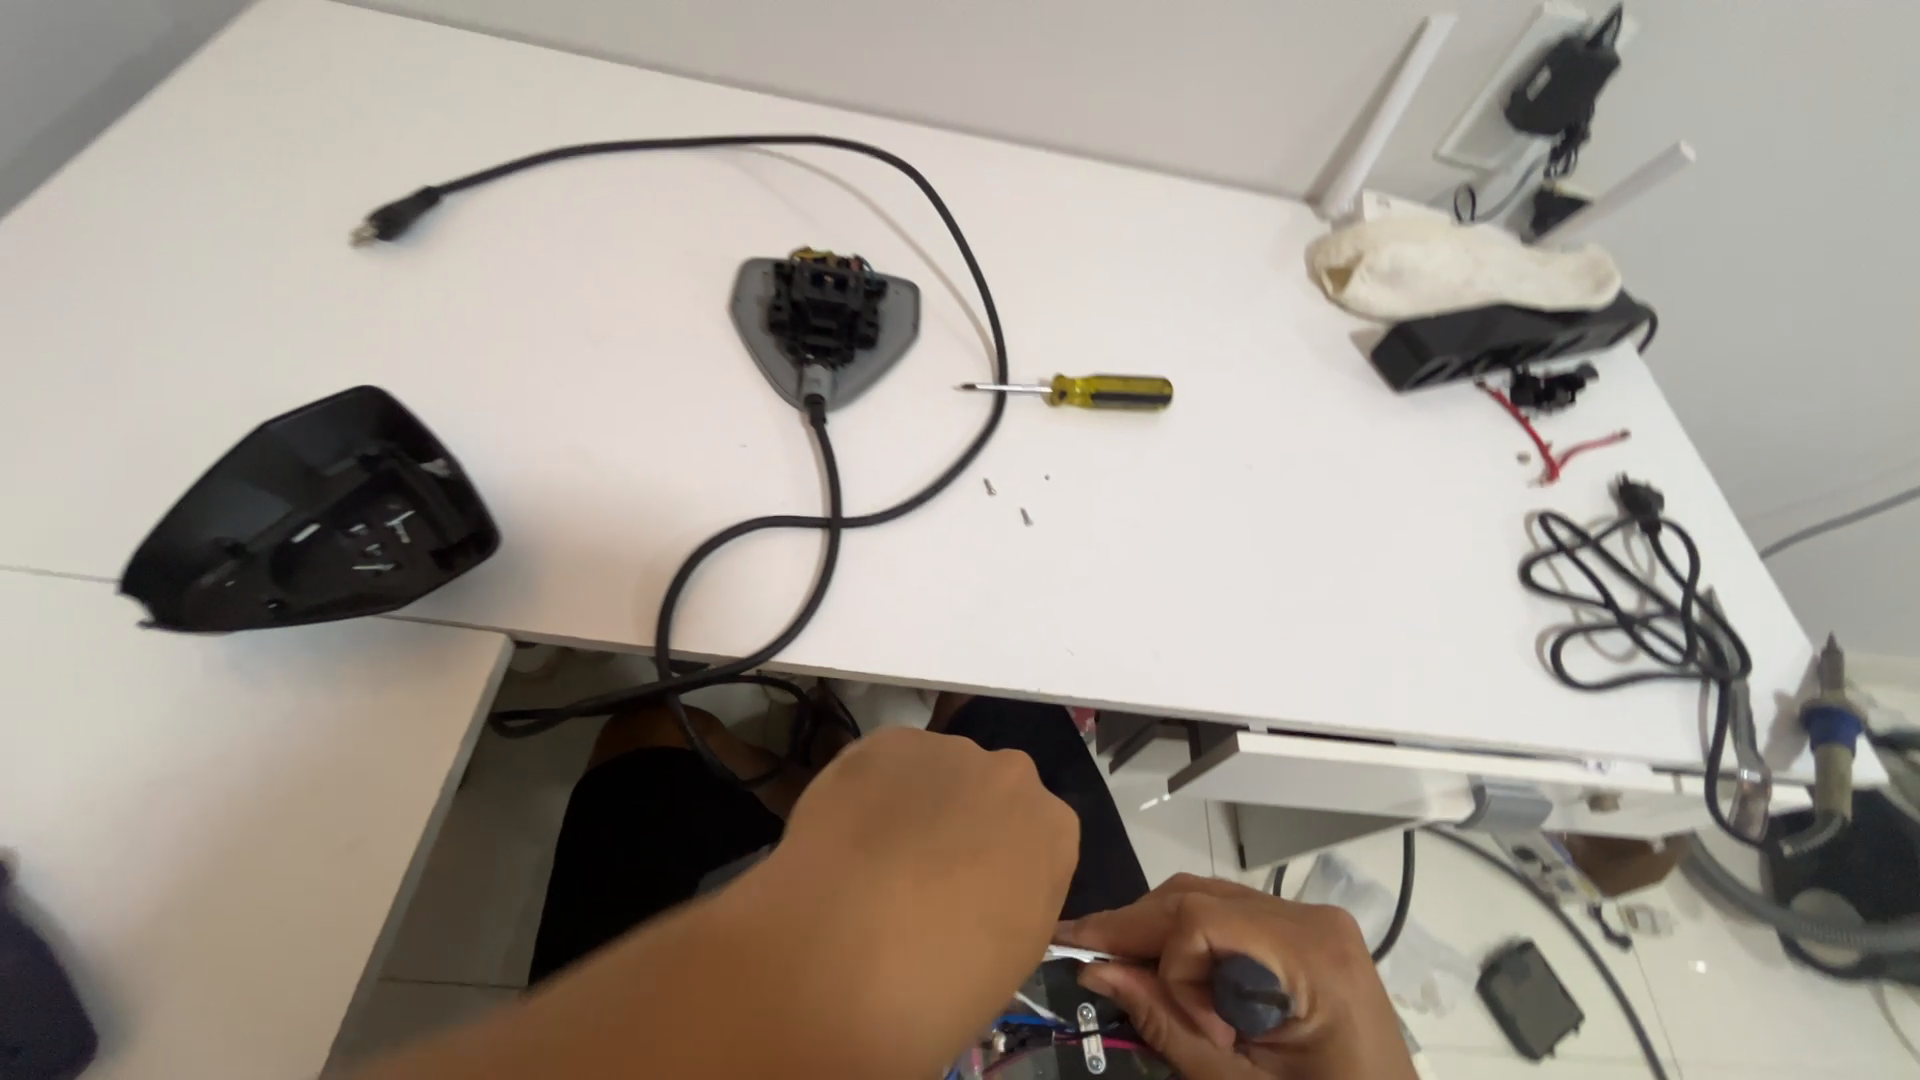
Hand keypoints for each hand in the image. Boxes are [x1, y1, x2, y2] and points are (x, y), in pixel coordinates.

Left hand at [749, 727, 1080, 1074]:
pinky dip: (870, 790)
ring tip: (874, 854)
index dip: (998, 859)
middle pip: (989, 789)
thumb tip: (982, 890)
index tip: (970, 888)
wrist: (847, 954)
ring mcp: (948, 750)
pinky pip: (885, 763)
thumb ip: (1013, 898)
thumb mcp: (1011, 956)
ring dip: (916, 801)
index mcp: (1053, 829)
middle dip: (962, 817)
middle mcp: (1011, 774)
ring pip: (936, 771)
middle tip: (921, 868)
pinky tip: (846, 833)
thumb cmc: (941, 985)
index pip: (1035, 832)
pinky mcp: (887, 741)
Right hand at [1055, 874, 1415, 1079]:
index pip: (1202, 919)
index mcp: (1312, 957)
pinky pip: (1229, 916)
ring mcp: (1313, 920)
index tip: (1161, 1019)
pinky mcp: (1307, 932)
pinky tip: (1169, 972)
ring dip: (1160, 933)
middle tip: (1083, 956)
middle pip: (1198, 898)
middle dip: (1139, 931)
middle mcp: (1313, 918)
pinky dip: (1191, 941)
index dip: (1163, 962)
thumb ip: (1167, 1026)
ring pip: (1206, 898)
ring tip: (1124, 971)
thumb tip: (1095, 970)